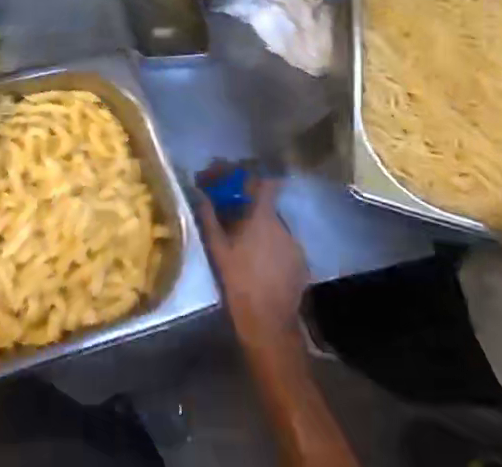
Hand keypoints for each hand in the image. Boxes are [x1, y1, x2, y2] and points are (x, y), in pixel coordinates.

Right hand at [194, 176, 308, 338]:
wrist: (267, 321)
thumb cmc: (238, 280)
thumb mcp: (217, 248)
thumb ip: (209, 216)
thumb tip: (199, 193)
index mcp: (263, 218)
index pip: (266, 184)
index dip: (254, 179)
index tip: (239, 183)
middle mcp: (283, 226)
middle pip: (268, 207)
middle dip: (251, 209)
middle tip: (234, 220)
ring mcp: (295, 245)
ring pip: (276, 228)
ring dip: (262, 230)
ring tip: (247, 246)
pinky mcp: (302, 264)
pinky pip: (284, 246)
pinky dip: (273, 248)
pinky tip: (261, 263)